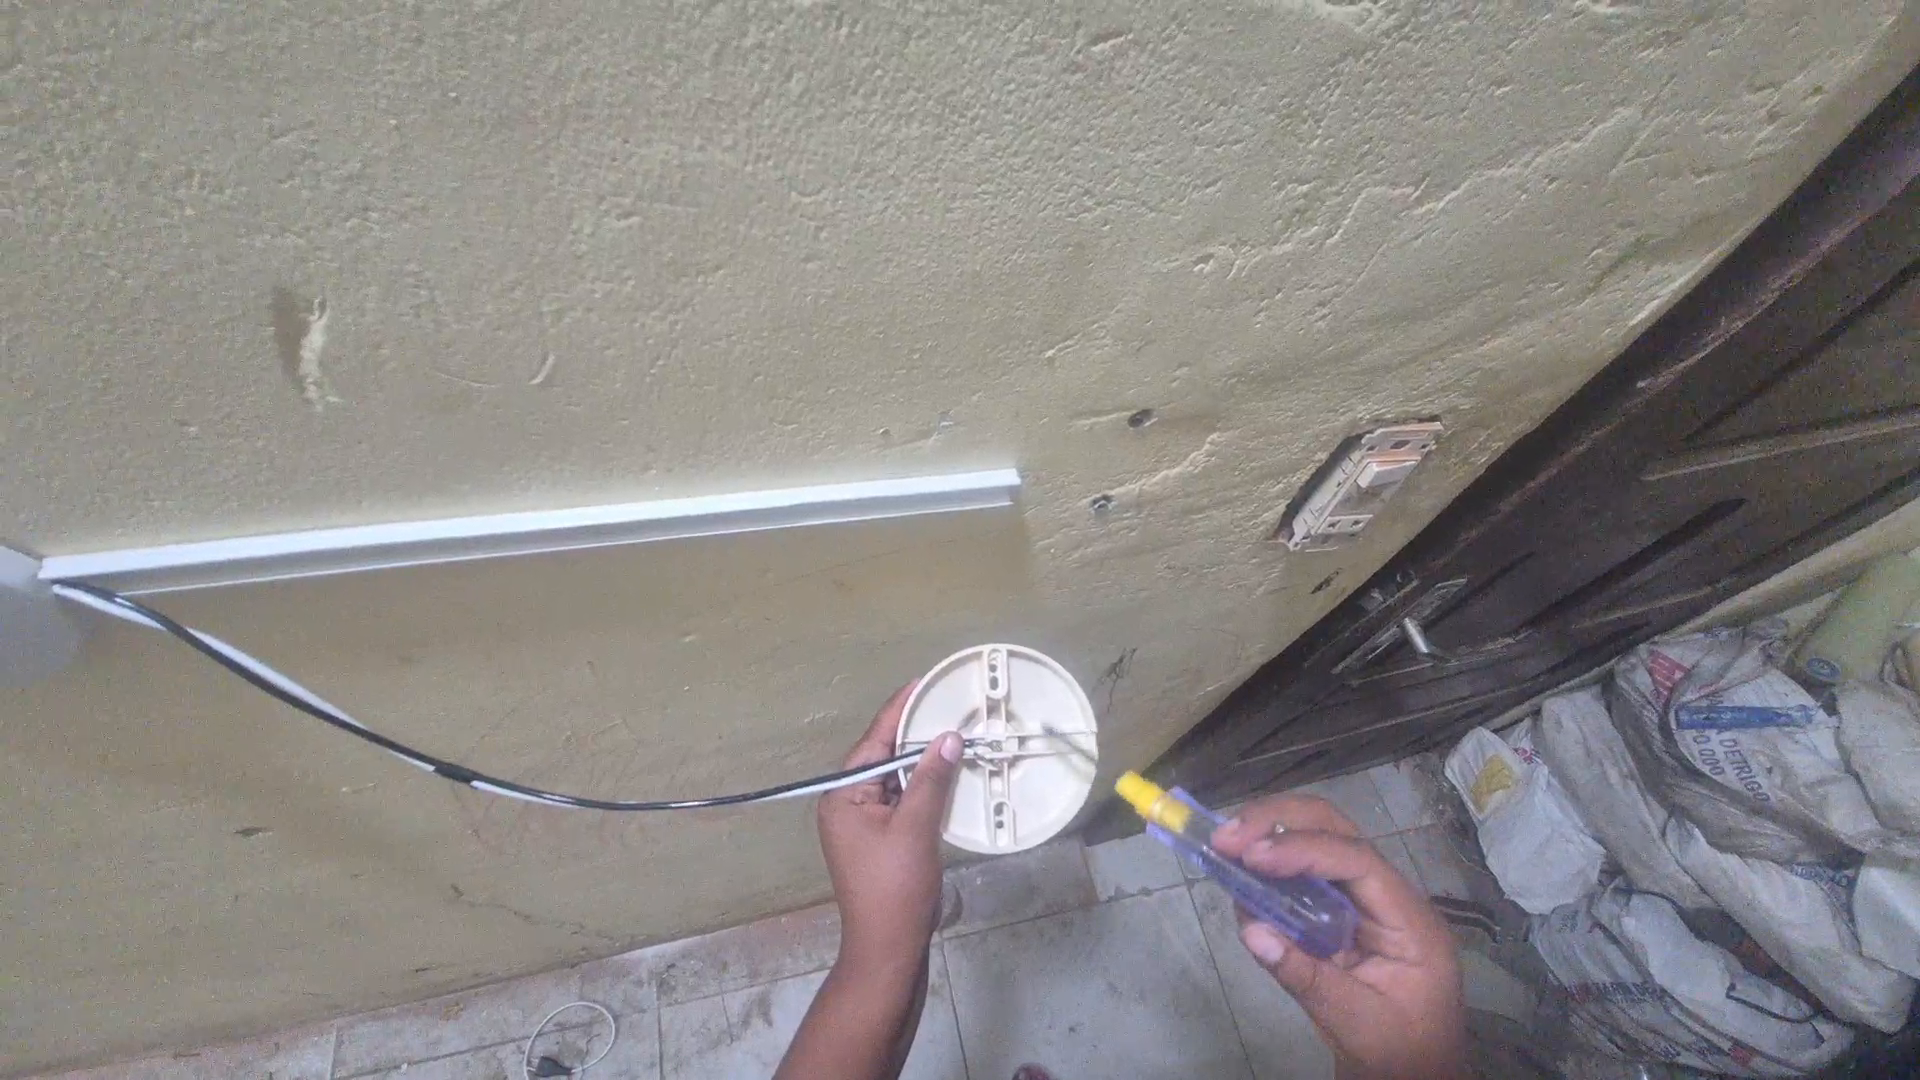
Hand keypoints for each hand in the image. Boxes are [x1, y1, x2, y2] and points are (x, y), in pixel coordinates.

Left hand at [817, 683, 963, 974]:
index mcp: (843, 796)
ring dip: (923, 758)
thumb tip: (948, 736)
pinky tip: (949, 772)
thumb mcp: (915, 828)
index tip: (923, 682)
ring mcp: (863, 822)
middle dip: (916, 731)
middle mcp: (847, 802)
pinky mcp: (882, 837)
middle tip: (947, 703)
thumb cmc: (894, 887)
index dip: (900, 710)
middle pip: (884, 755)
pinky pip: (903, 797)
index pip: (874, 741)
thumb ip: (931, 779)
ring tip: (953, 730)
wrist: (889, 950)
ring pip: (896, 776)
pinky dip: (925, 784)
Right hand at [1211, 796, 1467, 1079]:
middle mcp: (1387, 892)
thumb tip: (1252, 931)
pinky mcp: (1337, 900)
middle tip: (1226, 836)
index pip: (1356, 860)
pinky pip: (1301, 862)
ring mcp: (1362, 893)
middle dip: (1277, 821)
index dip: (1301, 849)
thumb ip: (1306, 977)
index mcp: (1409, 920)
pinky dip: (1266, 856)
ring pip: (1316, 832)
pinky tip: (1238, 869)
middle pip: (1334, 827)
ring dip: (1267, 829)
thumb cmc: (1398, 1051)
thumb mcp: (1356, 1024)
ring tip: (1224, 844)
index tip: (1251, 857)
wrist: (1415, 1072)